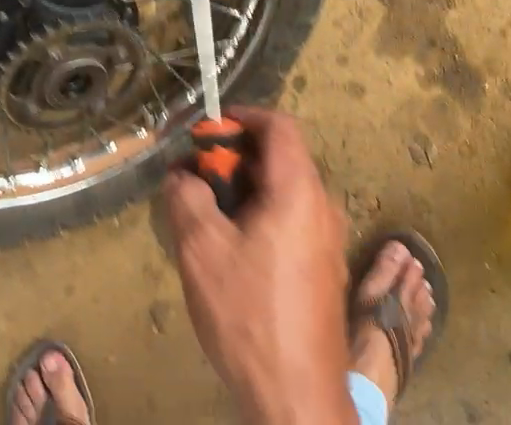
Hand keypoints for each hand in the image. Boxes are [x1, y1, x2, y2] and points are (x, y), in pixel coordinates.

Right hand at [164, 109, 357, 424]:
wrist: (298, 393)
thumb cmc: (249, 312)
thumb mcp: (202, 250)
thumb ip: (187, 198)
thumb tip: (182, 174)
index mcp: (299, 189)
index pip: (279, 125)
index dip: (241, 117)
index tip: (206, 130)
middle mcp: (322, 205)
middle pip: (281, 158)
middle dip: (234, 158)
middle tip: (194, 177)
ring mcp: (328, 239)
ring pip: (284, 192)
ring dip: (244, 190)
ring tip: (205, 213)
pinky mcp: (323, 268)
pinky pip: (291, 220)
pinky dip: (260, 215)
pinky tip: (229, 248)